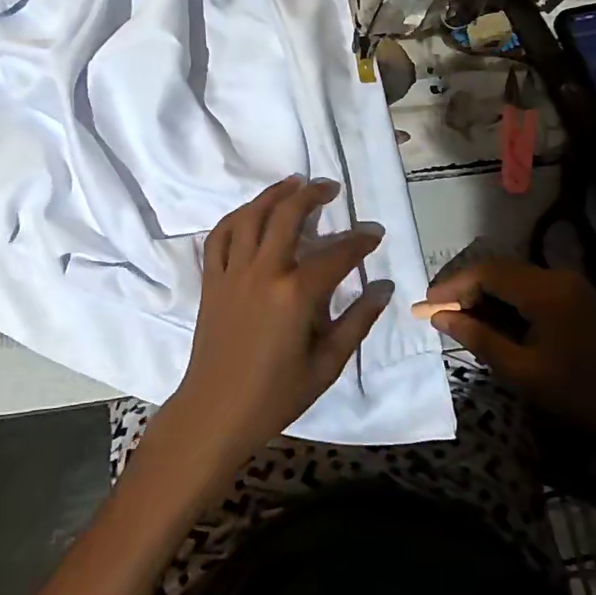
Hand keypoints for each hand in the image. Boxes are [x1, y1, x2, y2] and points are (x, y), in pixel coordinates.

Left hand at [170, 177, 391, 458]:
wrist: (216, 411)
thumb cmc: (277, 394)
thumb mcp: (328, 363)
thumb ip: (358, 321)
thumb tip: (383, 288)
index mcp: (295, 294)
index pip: (336, 254)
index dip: (359, 240)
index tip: (374, 232)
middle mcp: (263, 272)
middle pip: (287, 216)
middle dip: (312, 195)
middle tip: (330, 186)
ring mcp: (232, 273)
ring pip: (250, 217)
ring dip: (273, 195)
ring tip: (292, 183)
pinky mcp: (211, 281)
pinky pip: (219, 237)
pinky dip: (236, 218)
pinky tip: (249, 212)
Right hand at [417, 258, 595, 440]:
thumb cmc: (578, 394)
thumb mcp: (522, 371)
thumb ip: (478, 338)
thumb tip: (439, 316)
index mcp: (545, 291)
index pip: (486, 272)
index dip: (452, 285)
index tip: (425, 305)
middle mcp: (557, 277)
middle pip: (499, 269)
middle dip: (465, 287)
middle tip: (437, 311)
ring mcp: (569, 285)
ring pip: (513, 277)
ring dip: (484, 293)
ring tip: (457, 317)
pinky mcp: (575, 297)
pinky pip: (529, 287)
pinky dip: (504, 300)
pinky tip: (490, 320)